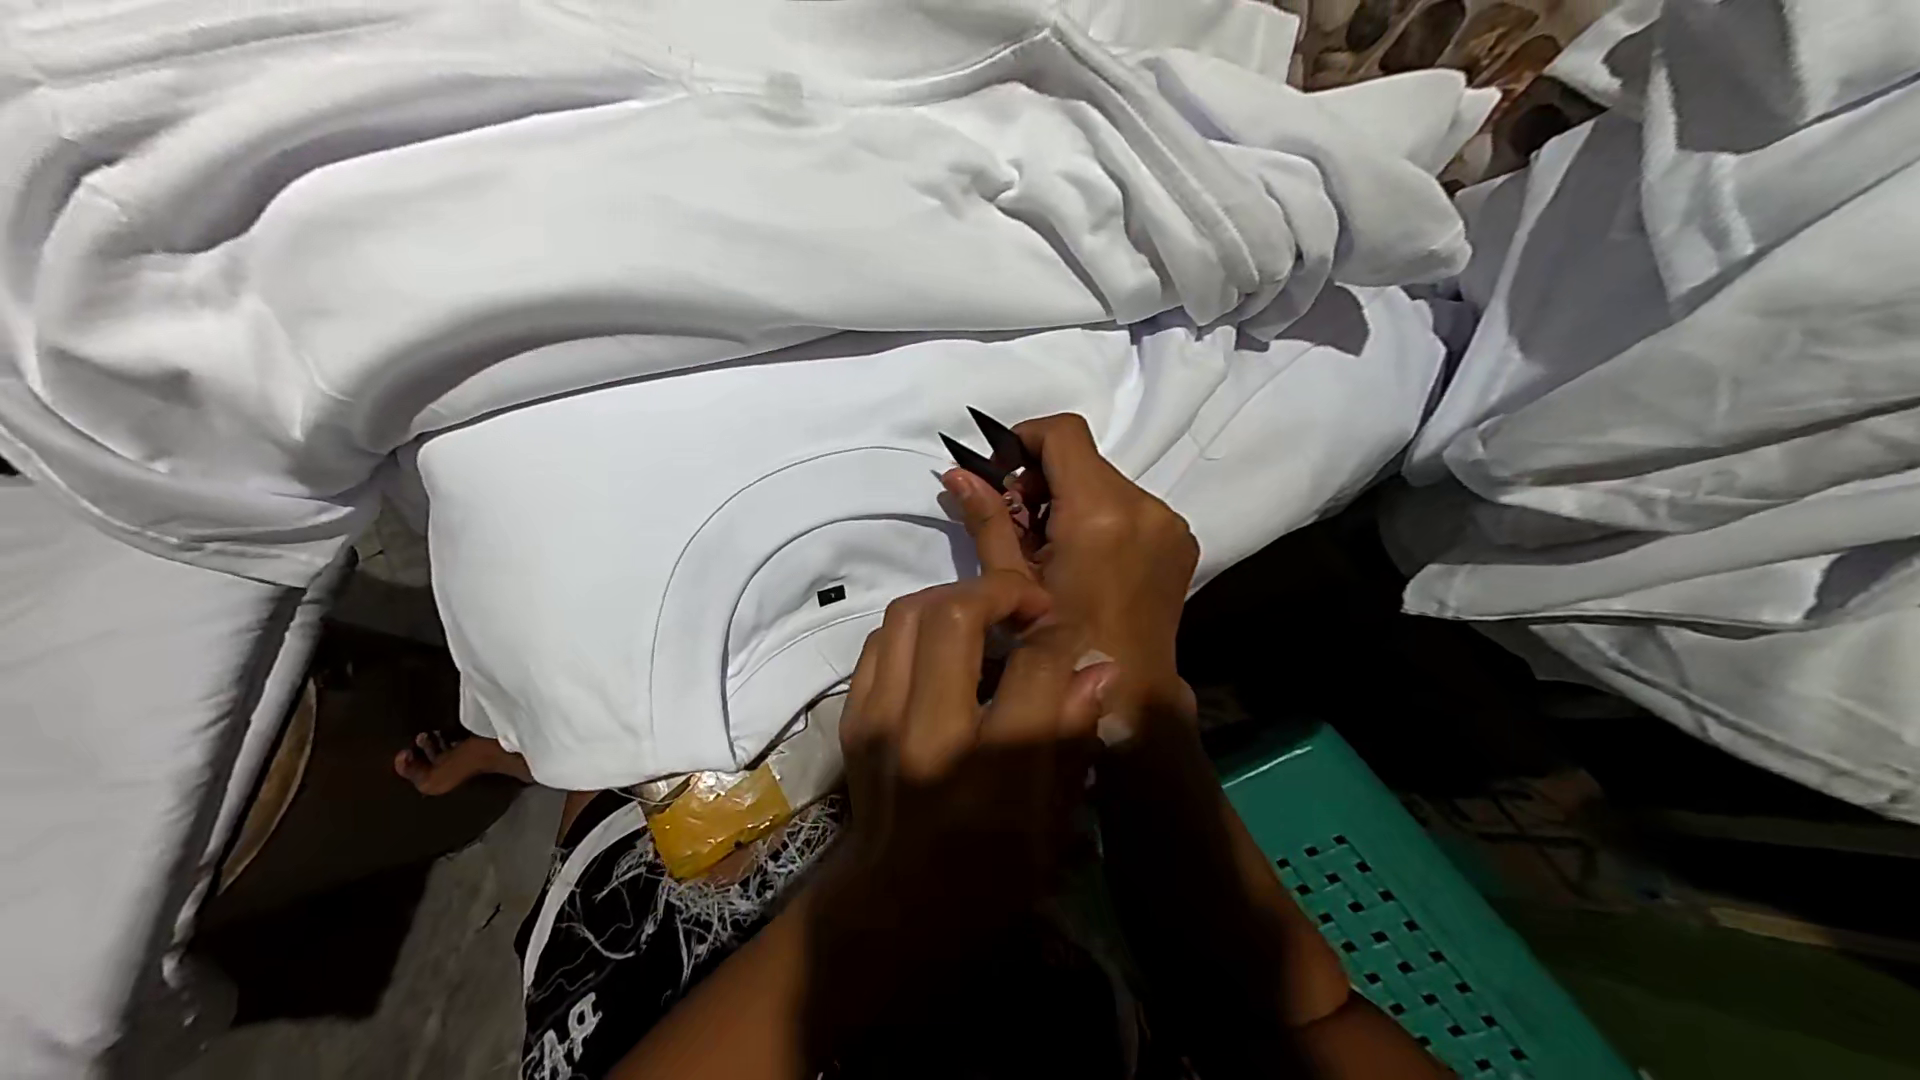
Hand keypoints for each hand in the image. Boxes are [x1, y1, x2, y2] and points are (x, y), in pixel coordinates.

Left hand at [835, 569, 1113, 934]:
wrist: (896, 903)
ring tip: (988, 613)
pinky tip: (945, 641)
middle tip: (1029, 604)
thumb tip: (1099, 665)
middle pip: (954, 616)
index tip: (1068, 631)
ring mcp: (878, 721)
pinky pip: (882, 639)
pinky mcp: (853, 716)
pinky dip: (919, 624)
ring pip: (909, 613)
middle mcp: (927, 734)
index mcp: (991, 772)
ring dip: (955, 596)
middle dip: (1000, 591)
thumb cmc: (990, 871)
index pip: (1032, 667)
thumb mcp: (1053, 817)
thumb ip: (1073, 732)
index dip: (1059, 635)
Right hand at [941, 413, 1198, 739]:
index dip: (1026, 439)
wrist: (1129, 691)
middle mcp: (1145, 506)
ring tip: (1054, 547)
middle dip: (1045, 479)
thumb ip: (988, 520)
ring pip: (1107, 483)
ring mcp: (1169, 523)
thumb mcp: (1013, 580)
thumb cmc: (1059, 643)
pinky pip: (1131, 508)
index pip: (1064, 432)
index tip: (1004, 472)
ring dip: (1073, 500)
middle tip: (1022, 522)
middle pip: (1085, 460)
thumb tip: (958, 475)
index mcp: (1100, 513)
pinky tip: (1086, 559)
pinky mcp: (1180, 540)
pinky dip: (1101, 518)